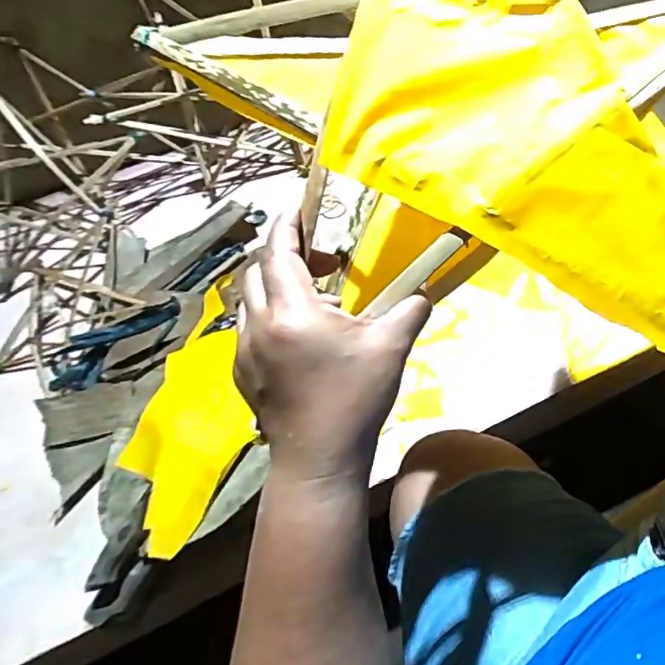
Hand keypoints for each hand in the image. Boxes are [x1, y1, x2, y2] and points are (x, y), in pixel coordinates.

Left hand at [234, 210, 432, 482]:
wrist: (319, 456)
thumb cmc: (356, 396)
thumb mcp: (393, 345)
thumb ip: (410, 308)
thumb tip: (422, 292)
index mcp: (292, 314)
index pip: (278, 254)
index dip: (287, 226)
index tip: (299, 209)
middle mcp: (258, 326)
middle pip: (257, 272)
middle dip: (287, 254)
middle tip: (326, 257)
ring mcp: (244, 351)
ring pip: (250, 300)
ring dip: (280, 285)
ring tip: (322, 296)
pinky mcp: (243, 372)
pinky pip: (251, 326)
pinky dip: (274, 312)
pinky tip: (307, 332)